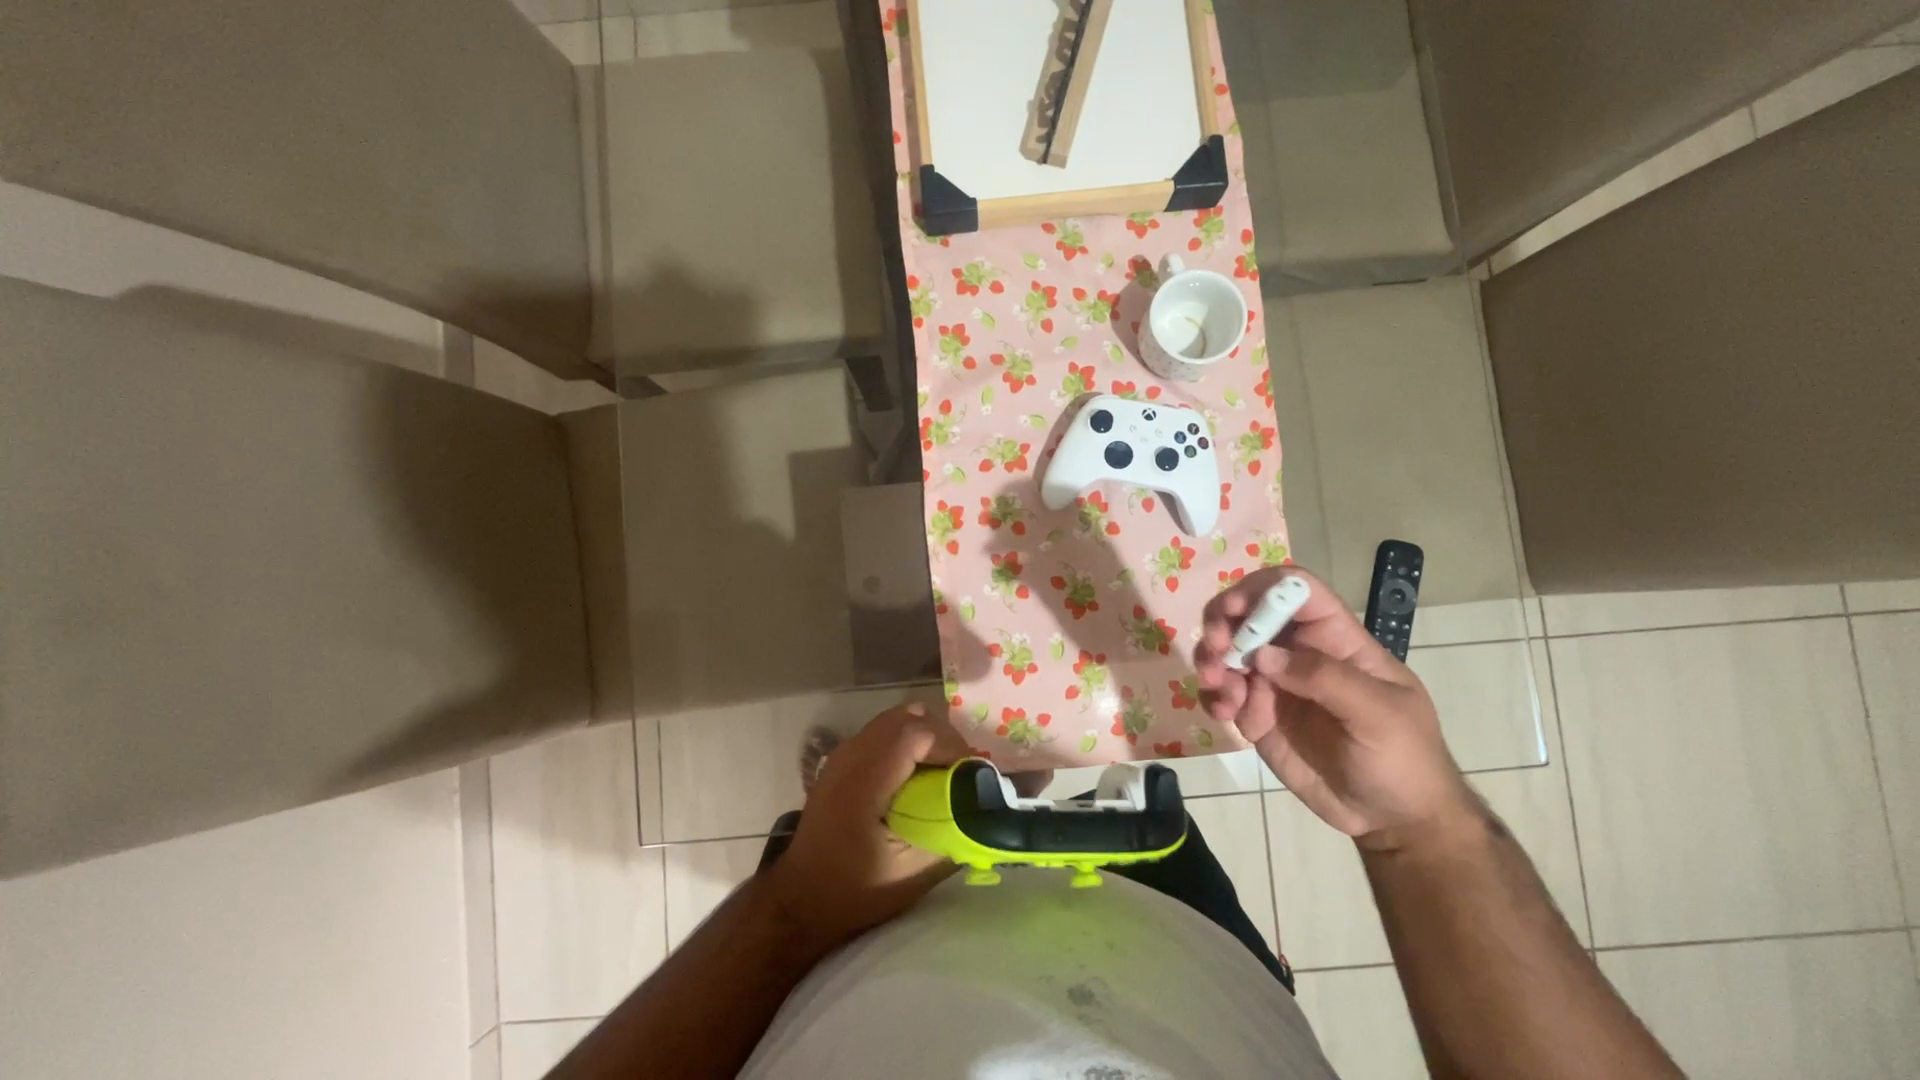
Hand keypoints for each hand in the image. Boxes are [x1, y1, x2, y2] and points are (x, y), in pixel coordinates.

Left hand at [762, 703, 967, 949]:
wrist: (801, 899)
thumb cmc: (856, 890)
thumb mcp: (913, 872)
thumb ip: (952, 835)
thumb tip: (984, 811)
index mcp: (865, 780)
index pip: (916, 733)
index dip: (951, 745)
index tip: (972, 774)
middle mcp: (850, 755)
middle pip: (907, 716)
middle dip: (942, 737)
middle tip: (962, 771)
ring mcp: (842, 754)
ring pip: (894, 720)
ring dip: (925, 738)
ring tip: (942, 774)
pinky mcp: (841, 762)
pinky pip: (882, 733)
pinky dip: (907, 744)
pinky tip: (917, 779)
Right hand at [1195, 568, 1474, 851]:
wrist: (1393, 820)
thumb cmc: (1403, 759)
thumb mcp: (1379, 714)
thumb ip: (1324, 678)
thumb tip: (1262, 655)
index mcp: (1336, 639)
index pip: (1296, 591)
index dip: (1262, 589)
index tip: (1234, 610)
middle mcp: (1300, 654)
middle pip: (1250, 614)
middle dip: (1224, 624)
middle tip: (1216, 653)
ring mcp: (1275, 685)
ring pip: (1229, 652)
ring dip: (1214, 662)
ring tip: (1222, 693)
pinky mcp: (1257, 717)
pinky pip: (1224, 693)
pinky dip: (1214, 697)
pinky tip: (1226, 716)